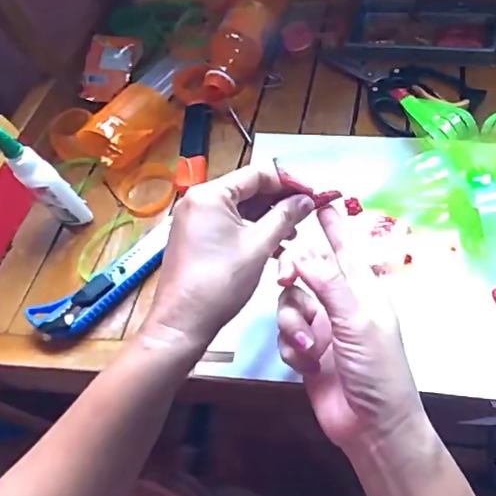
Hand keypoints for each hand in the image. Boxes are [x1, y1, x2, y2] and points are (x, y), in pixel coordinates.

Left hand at [142, 164, 315, 350]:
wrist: (183, 322)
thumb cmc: (218, 283)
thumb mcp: (259, 246)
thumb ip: (285, 216)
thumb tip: (306, 199)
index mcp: (209, 195)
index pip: (258, 174)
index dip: (289, 182)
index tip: (312, 193)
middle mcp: (198, 201)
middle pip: (248, 190)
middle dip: (279, 201)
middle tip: (307, 214)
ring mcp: (195, 220)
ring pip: (240, 209)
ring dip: (268, 218)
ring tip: (293, 233)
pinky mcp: (196, 238)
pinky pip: (229, 224)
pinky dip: (252, 231)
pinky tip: (274, 246)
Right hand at [275, 203, 427, 454]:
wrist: (371, 427)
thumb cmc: (378, 370)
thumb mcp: (356, 321)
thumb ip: (328, 283)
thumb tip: (301, 251)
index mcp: (362, 289)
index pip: (343, 246)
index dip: (331, 224)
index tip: (316, 200)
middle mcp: (340, 303)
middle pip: (305, 273)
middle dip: (293, 279)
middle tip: (286, 281)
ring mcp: (322, 327)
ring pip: (289, 305)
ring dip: (293, 324)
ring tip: (308, 346)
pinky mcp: (307, 351)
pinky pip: (285, 334)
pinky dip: (291, 347)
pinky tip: (305, 363)